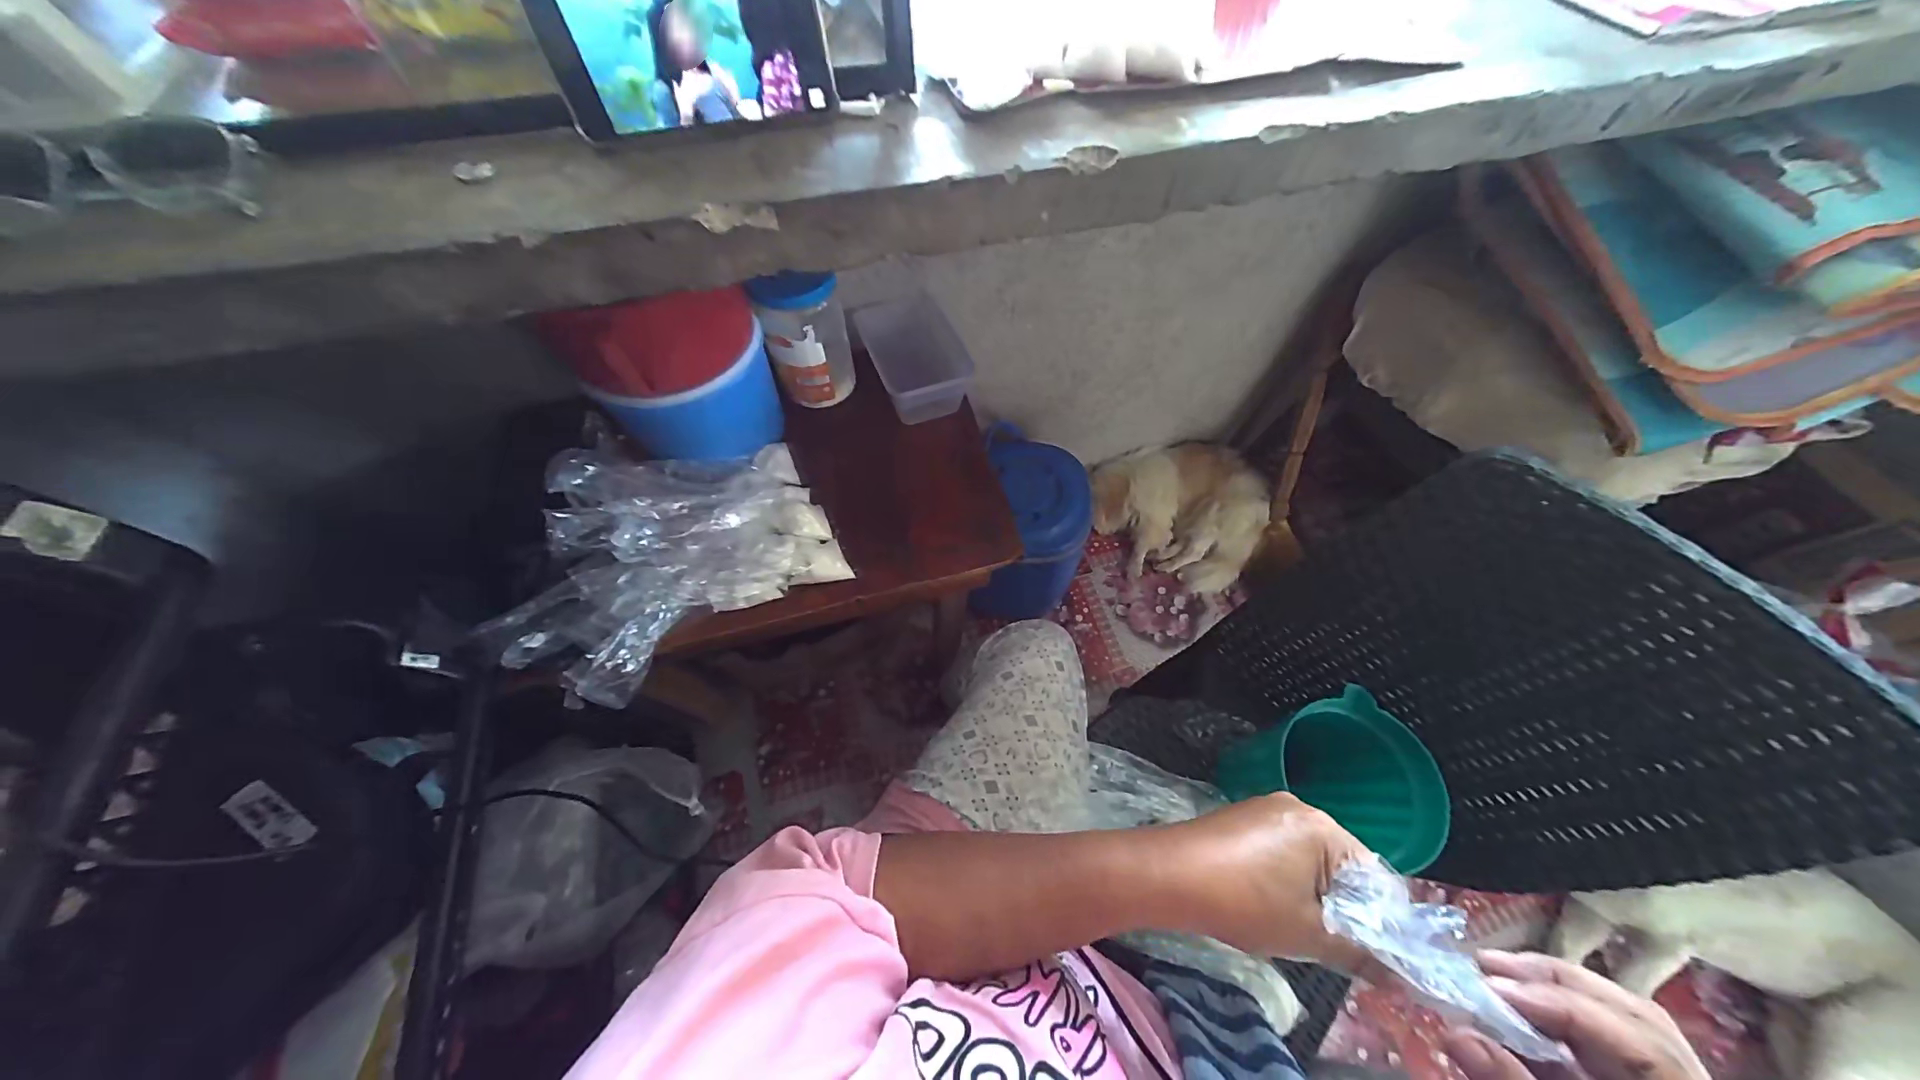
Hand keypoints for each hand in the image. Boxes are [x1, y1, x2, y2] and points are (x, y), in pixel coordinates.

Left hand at [1161, 792, 1391, 983]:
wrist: (1167, 874)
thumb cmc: (1244, 901)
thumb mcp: (1308, 935)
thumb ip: (1359, 953)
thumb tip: (1397, 976)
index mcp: (1322, 826)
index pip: (1374, 874)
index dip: (1381, 919)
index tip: (1376, 953)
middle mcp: (1297, 807)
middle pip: (1340, 864)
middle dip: (1343, 905)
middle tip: (1338, 944)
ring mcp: (1264, 809)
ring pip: (1308, 859)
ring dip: (1312, 894)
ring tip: (1302, 928)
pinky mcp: (1240, 819)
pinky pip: (1279, 850)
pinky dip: (1284, 878)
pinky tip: (1270, 904)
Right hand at [1442, 951, 1710, 1079]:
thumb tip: (1454, 1033)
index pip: (1638, 1038)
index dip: (1560, 1006)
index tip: (1488, 986)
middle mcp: (1688, 1077)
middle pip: (1635, 1013)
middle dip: (1554, 981)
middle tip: (1482, 965)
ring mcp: (1674, 1076)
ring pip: (1627, 1016)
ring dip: (1554, 987)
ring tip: (1493, 974)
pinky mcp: (1642, 1074)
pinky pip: (1614, 1035)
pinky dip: (1562, 1010)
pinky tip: (1518, 1003)